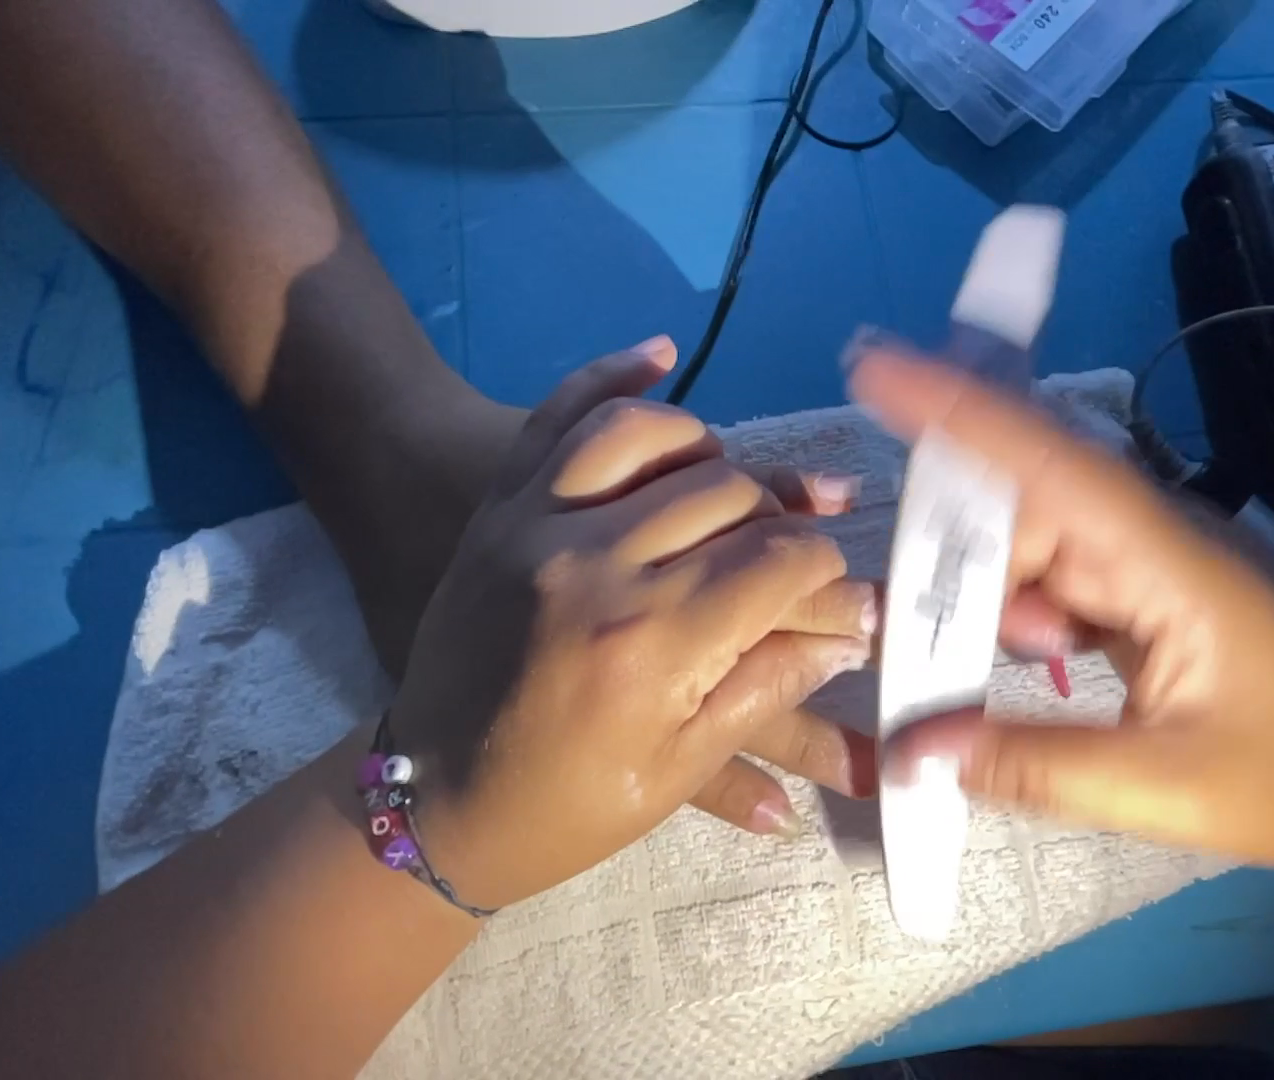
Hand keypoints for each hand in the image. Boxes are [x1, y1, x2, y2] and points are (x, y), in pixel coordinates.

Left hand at [388, 341, 870, 909]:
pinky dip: (611, 376)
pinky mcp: (502, 507)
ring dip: (715, 453)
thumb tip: (845, 632)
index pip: (780, 563)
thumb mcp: (674, 773)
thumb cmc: (562, 806)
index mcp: (651, 642)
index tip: (839, 596)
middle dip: (784, 520)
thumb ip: (765, 689)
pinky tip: (657, 354)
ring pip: (658, 438)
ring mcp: (540, 522)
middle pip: (731, 494)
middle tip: (794, 555)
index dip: (826, 573)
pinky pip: (560, 416)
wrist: (428, 799)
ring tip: (736, 488)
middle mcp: (599, 563)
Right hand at [850, 348, 1273, 867]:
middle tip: (935, 636)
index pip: (1046, 461)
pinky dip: (1015, 613)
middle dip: (960, 562)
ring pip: (1019, 544)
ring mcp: (1135, 554)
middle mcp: (1141, 533)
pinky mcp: (1129, 582)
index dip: (958, 410)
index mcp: (1165, 558)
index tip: (875, 366)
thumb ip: (1033, 766)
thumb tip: (911, 750)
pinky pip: (1040, 575)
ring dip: (993, 600)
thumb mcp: (1170, 791)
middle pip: (1012, 507)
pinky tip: (1046, 656)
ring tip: (1032, 665)